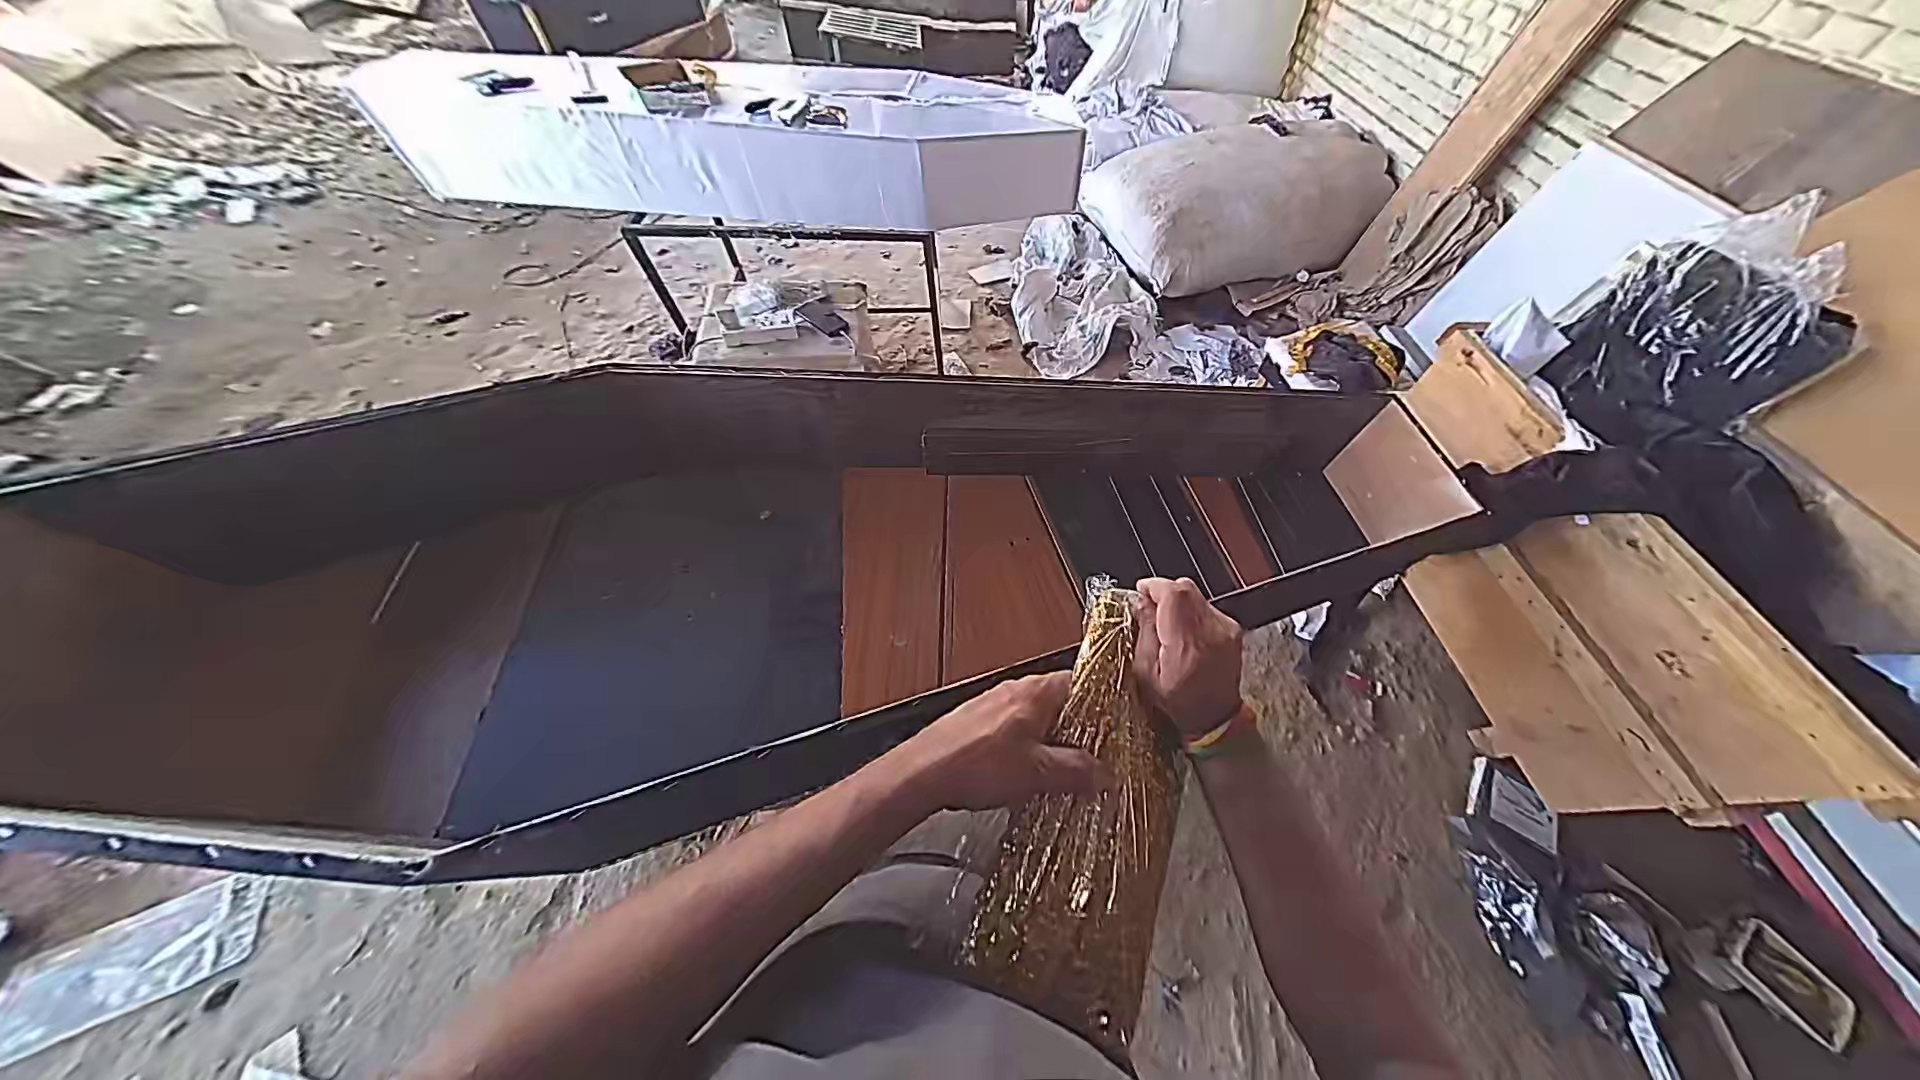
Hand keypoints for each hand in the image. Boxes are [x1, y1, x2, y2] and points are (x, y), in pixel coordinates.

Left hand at [887, 672, 1108, 811]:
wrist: (921, 772)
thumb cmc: (975, 764)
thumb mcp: (1037, 773)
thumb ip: (1076, 771)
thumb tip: (1104, 773)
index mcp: (1035, 692)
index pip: (1082, 682)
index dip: (1103, 703)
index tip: (1118, 725)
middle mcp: (1014, 690)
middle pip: (1060, 701)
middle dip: (1078, 729)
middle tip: (1094, 757)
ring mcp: (993, 704)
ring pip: (1036, 717)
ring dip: (1051, 740)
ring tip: (1061, 771)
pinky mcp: (976, 722)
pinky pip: (1013, 729)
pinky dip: (1026, 746)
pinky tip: (1025, 773)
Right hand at [1134, 576, 1244, 736]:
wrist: (1216, 717)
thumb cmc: (1179, 702)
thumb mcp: (1147, 673)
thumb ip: (1144, 634)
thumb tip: (1141, 604)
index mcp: (1188, 646)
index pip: (1174, 596)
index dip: (1154, 586)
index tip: (1140, 590)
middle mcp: (1212, 634)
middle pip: (1186, 589)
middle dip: (1163, 590)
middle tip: (1149, 604)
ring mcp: (1226, 630)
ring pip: (1196, 594)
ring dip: (1176, 600)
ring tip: (1165, 621)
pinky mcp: (1233, 629)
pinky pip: (1206, 605)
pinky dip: (1190, 609)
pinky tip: (1183, 629)